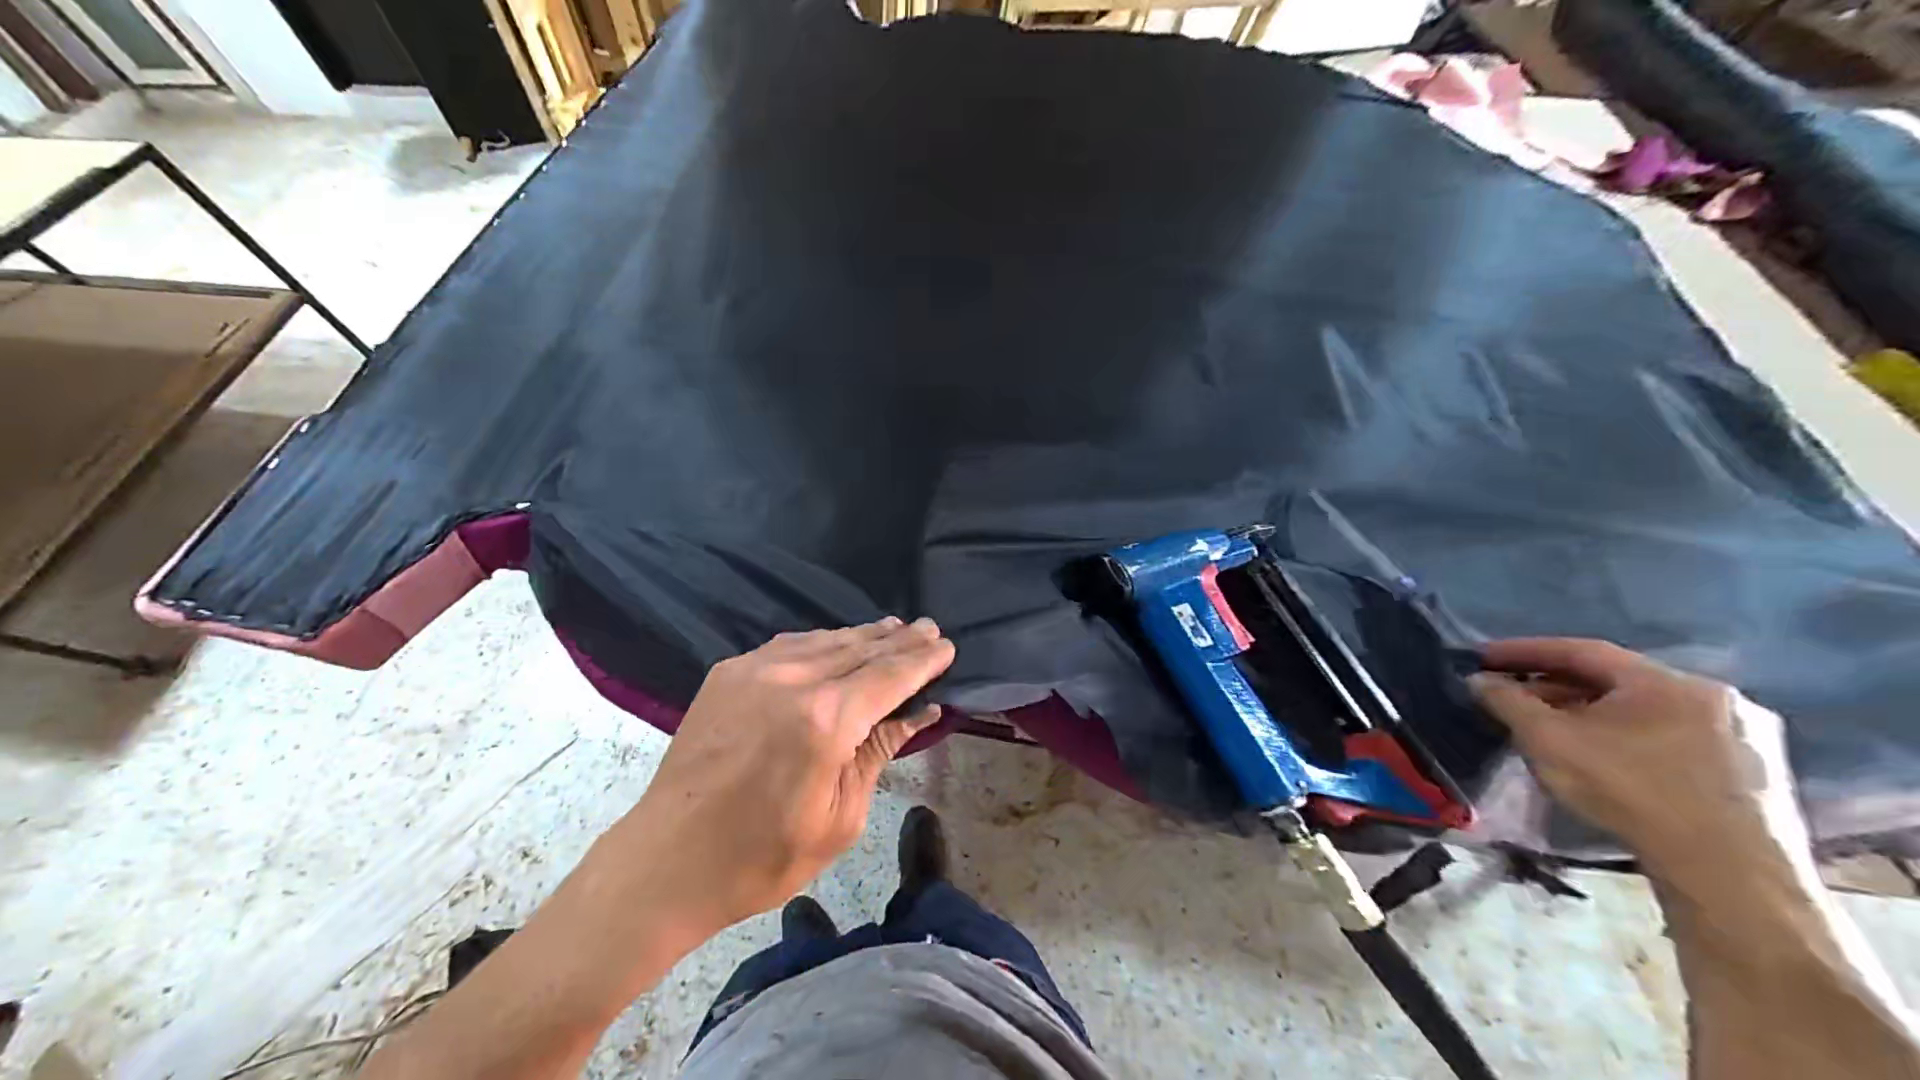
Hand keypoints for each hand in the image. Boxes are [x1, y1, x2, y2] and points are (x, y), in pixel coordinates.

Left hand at [614, 617, 954, 933]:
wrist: (666, 862)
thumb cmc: (762, 857)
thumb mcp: (840, 817)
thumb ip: (878, 753)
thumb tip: (919, 712)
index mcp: (826, 719)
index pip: (890, 675)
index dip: (922, 660)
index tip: (947, 645)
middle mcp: (793, 679)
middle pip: (861, 648)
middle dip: (900, 639)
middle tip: (928, 628)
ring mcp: (755, 670)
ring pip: (825, 640)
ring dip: (863, 635)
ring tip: (893, 629)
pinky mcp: (728, 673)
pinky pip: (789, 646)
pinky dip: (822, 642)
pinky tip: (837, 642)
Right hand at [1469, 638, 1806, 881]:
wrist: (1731, 875)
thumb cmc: (1631, 792)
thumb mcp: (1549, 741)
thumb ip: (1508, 702)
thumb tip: (1480, 680)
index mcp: (1666, 680)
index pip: (1581, 650)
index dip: (1526, 651)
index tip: (1484, 656)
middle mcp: (1714, 695)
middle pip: (1617, 680)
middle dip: (1558, 685)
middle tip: (1515, 697)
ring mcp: (1746, 735)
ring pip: (1649, 710)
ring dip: (1596, 713)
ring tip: (1556, 730)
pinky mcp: (1759, 773)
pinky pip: (1678, 737)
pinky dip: (1633, 737)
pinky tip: (1610, 758)